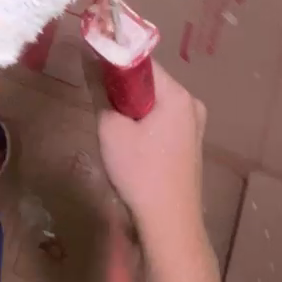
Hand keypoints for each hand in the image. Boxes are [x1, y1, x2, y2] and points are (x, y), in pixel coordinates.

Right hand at [97, 63, 204, 232]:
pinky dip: (142, 119)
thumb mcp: (110, 127)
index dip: (113, 58)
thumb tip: (88, 55)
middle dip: (121, 85)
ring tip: (111, 121)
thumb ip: (99, 87)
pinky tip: (128, 138)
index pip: (140, 60)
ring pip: (153, 100)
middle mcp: (191, 104)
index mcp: (177, 95)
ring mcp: (194, 125)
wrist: (169, 226)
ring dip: (130, 104)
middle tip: (98, 97)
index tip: (90, 62)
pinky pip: (161, 117)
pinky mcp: (189, 143)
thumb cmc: (139, 172)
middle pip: (147, 80)